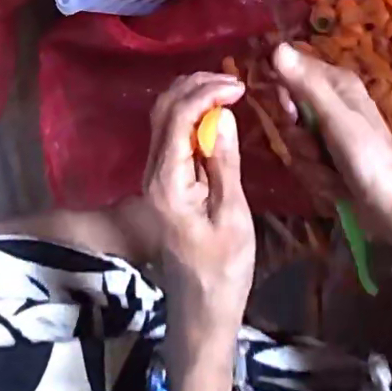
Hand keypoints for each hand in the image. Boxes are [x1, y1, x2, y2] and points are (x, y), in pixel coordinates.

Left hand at [144, 72, 253, 390]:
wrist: (200, 309)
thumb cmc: (222, 271)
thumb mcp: (233, 218)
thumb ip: (224, 163)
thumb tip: (223, 114)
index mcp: (167, 179)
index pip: (178, 117)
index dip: (206, 93)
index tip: (238, 86)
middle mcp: (153, 169)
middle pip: (164, 109)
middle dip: (196, 85)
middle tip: (233, 81)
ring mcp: (155, 172)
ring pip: (164, 116)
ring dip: (191, 94)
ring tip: (226, 88)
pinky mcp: (164, 177)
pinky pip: (171, 131)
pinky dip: (190, 111)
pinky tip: (213, 110)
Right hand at [271, 42, 391, 235]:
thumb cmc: (371, 160)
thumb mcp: (336, 119)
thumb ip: (306, 85)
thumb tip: (277, 47)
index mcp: (337, 83)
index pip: (290, 71)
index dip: (284, 93)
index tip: (291, 113)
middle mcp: (333, 102)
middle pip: (289, 108)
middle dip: (297, 135)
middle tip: (314, 148)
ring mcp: (331, 133)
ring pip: (294, 138)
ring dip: (307, 161)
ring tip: (330, 173)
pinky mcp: (331, 160)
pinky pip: (305, 161)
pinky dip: (316, 177)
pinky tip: (334, 186)